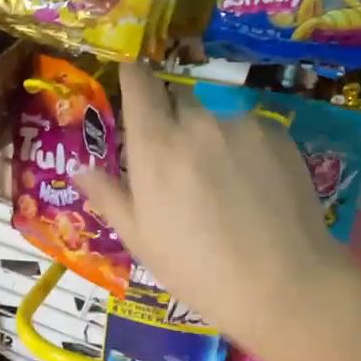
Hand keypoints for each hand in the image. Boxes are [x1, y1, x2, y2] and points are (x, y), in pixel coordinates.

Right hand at [75, 64, 360, 360]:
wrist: (280, 283)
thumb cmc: (195, 269)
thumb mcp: (140, 239)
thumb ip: (108, 196)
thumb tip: (80, 168)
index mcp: (155, 146)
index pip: (139, 84)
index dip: (132, 76)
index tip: (129, 78)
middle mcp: (197, 124)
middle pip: (178, 102)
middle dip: (172, 123)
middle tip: (177, 168)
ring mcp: (243, 127)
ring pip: (216, 121)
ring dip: (211, 141)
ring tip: (222, 190)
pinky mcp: (280, 138)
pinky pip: (251, 134)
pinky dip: (245, 153)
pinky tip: (253, 192)